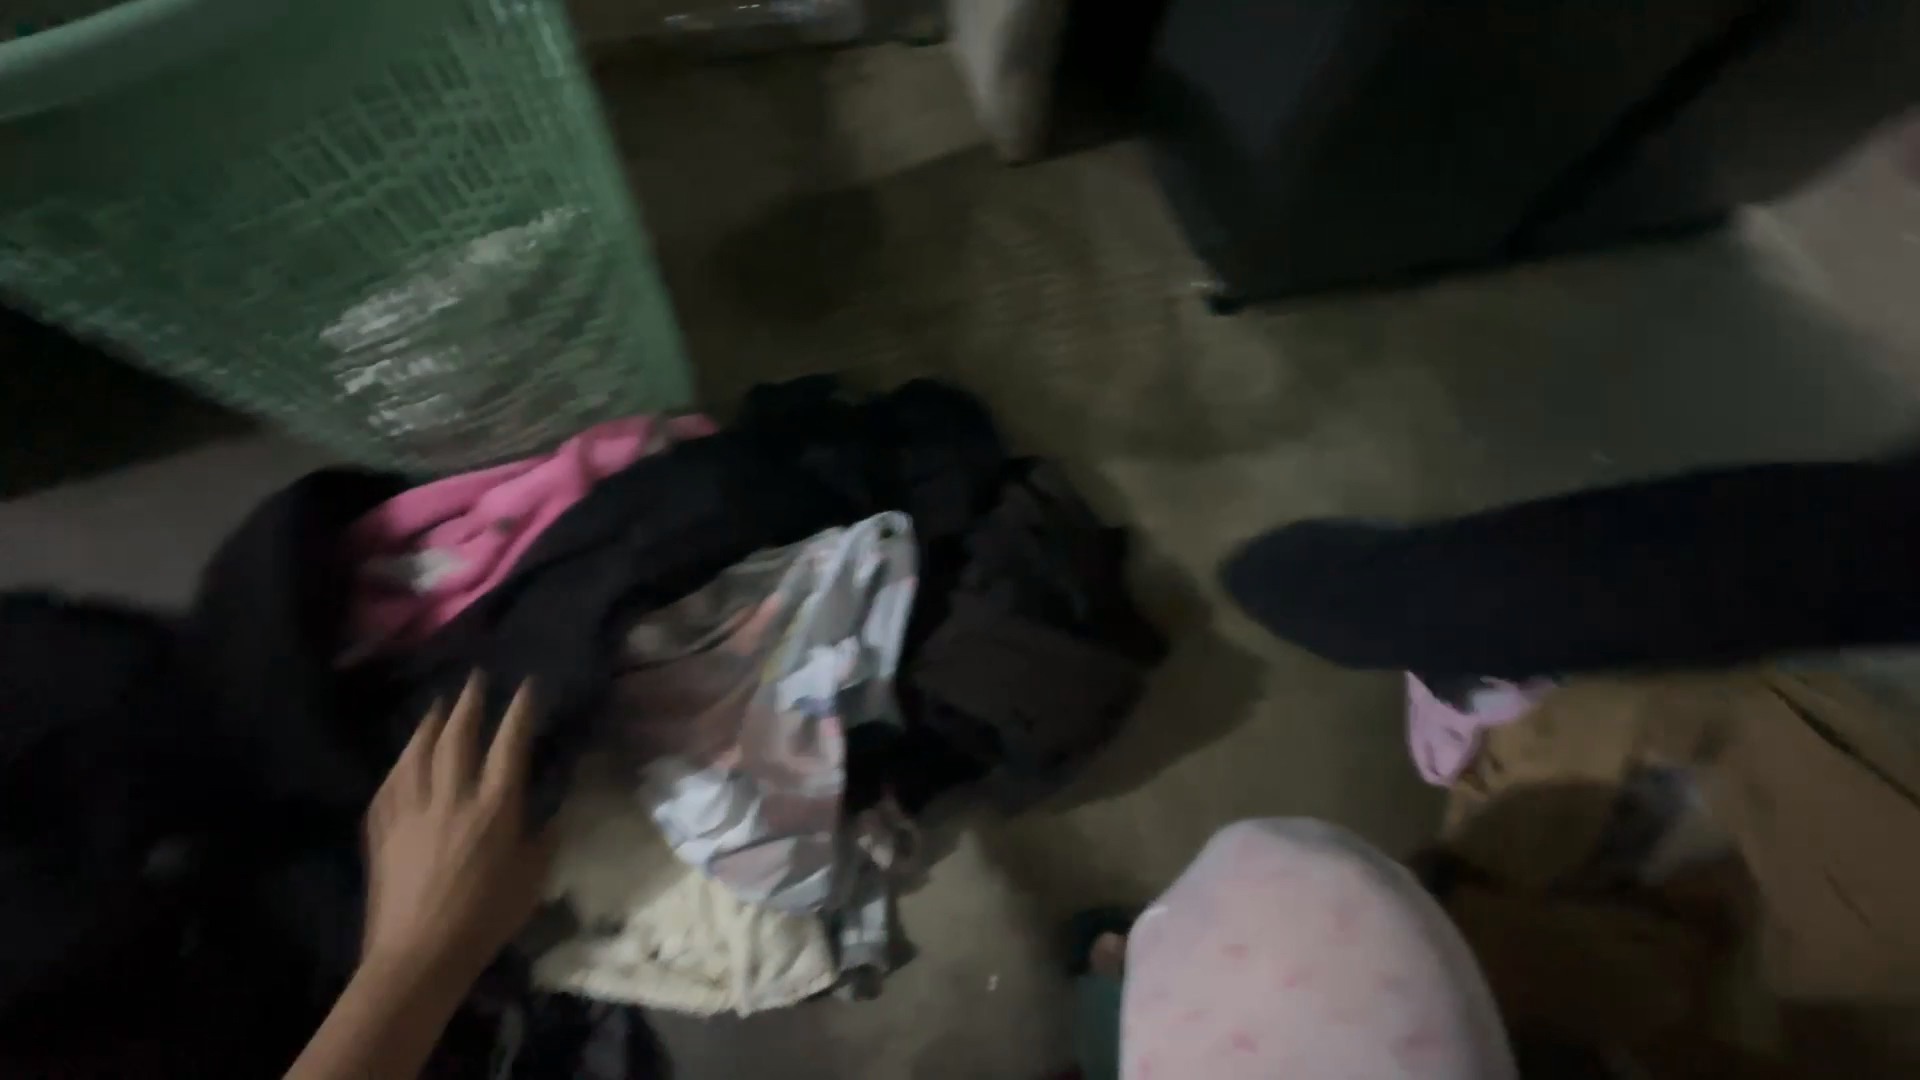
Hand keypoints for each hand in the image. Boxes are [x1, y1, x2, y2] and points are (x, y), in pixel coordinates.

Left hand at [361, 673, 554, 983]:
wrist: (417, 957)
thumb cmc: (487, 916)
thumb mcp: (534, 874)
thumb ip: (544, 835)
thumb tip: (551, 811)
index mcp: (494, 807)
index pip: (508, 745)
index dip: (519, 711)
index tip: (527, 685)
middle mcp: (451, 800)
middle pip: (456, 739)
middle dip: (468, 704)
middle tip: (475, 680)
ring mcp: (410, 815)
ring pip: (416, 756)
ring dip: (428, 727)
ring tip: (437, 708)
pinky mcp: (382, 835)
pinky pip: (389, 787)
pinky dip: (400, 765)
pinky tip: (404, 759)